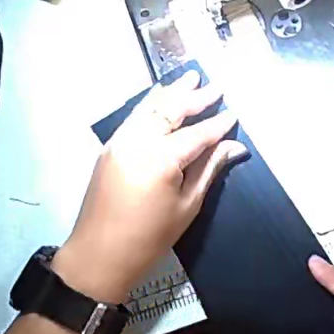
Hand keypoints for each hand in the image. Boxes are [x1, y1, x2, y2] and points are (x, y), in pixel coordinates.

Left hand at [54, 73, 245, 302]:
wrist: (98, 255)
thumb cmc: (149, 238)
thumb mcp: (187, 206)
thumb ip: (209, 169)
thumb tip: (234, 146)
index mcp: (160, 160)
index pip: (196, 134)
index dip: (217, 124)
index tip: (234, 113)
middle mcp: (138, 142)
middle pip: (170, 111)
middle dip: (195, 97)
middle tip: (216, 86)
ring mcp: (120, 142)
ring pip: (149, 108)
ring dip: (171, 93)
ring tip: (190, 78)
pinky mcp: (110, 147)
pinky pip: (134, 116)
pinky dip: (151, 104)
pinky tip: (162, 98)